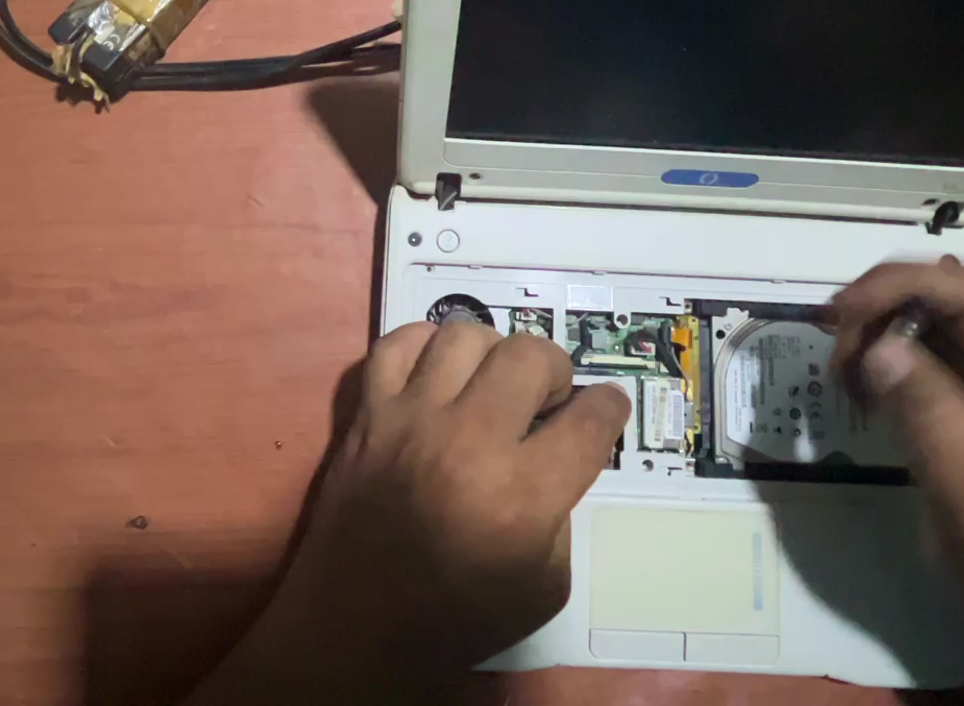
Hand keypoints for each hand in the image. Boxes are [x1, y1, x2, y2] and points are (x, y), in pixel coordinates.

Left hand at [185, 321, 630, 704]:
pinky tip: (436, 371)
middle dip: (555, 370)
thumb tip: (557, 450)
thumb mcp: (543, 587)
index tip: (607, 406)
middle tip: (546, 397)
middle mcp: (468, 441)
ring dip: (492, 352)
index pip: (588, 422)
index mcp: (521, 495)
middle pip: (530, 357)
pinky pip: (396, 344)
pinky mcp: (367, 414)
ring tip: (490, 380)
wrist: (354, 628)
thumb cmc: (455, 617)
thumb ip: (561, 510)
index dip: (609, 408)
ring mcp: (411, 419)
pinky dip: (423, 345)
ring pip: (465, 335)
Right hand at [830, 262, 963, 705]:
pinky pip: (945, 360)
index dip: (901, 284)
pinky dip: (898, 364)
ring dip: (886, 334)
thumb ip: (933, 415)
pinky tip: (874, 398)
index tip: (840, 316)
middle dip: (885, 307)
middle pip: (957, 296)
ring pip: (945, 323)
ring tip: (849, 382)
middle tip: (837, 359)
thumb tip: (877, 345)